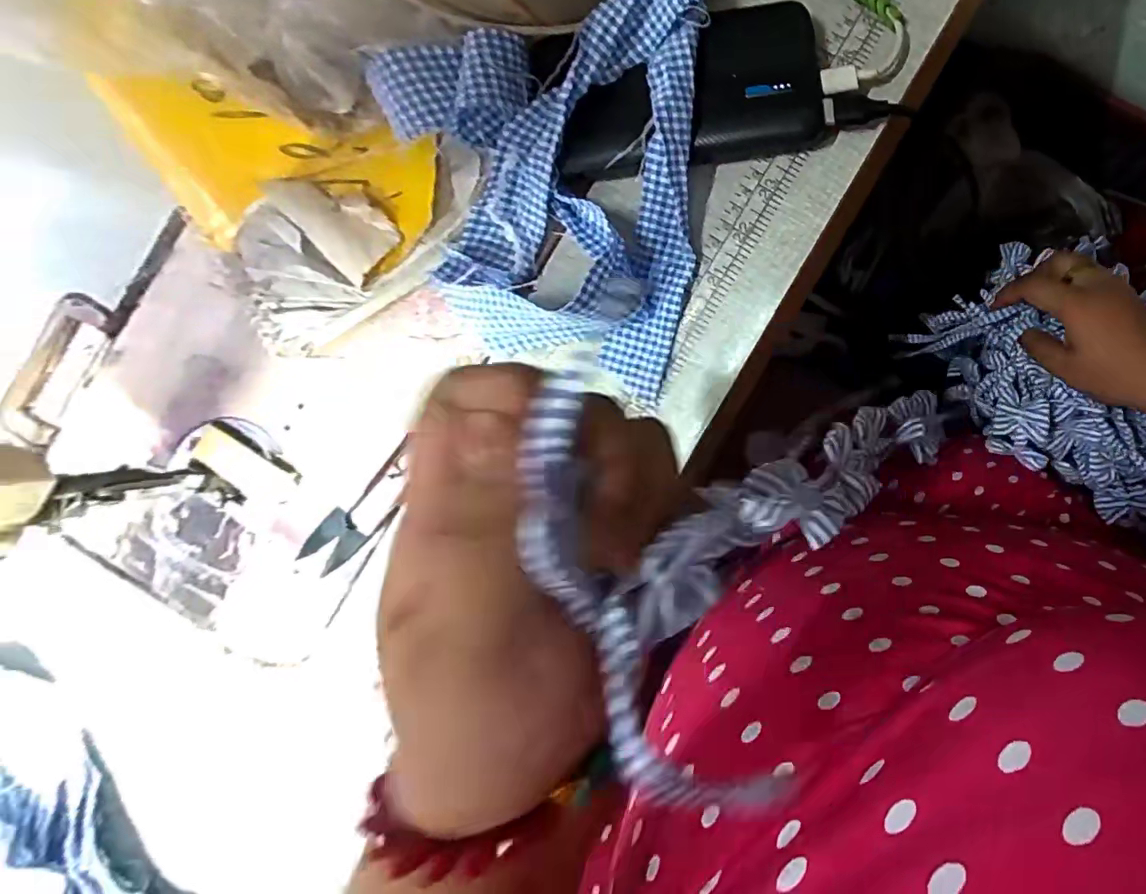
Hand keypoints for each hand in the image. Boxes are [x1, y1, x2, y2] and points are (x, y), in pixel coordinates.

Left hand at [376, 366, 681, 835]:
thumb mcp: (461, 621)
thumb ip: (479, 517)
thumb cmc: (475, 703)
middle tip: (604, 538)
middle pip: (579, 408)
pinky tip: (650, 566)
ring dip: (644, 494)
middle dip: (605, 460)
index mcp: (457, 494)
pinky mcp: (639, 525)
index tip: (559, 448)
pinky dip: (671, 515)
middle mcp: (527, 483)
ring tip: (625, 567)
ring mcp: (587, 503)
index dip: (520, 394)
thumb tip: (500, 408)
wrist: (538, 765)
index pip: (476, 394)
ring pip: (638, 441)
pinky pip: (675, 483)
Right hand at [991, 252, 1145, 418]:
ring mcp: (1113, 284)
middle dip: (1033, 274)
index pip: (1033, 285)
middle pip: (1056, 261)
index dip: (1009, 293)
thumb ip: (1041, 348)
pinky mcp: (1126, 292)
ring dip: (1055, 274)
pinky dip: (1073, 279)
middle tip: (1022, 297)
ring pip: (1076, 263)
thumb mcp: (1070, 369)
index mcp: (1074, 300)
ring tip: (1045, 297)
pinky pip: (1091, 273)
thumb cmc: (1115, 374)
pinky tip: (1072, 303)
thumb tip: (1026, 333)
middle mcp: (1092, 282)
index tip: (995, 306)